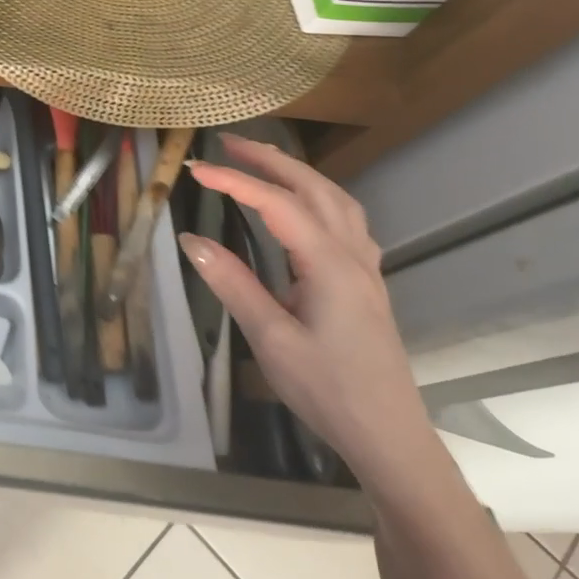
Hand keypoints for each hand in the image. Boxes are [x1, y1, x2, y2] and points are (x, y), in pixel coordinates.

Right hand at [178, 134, 439, 485]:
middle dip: (272, 160)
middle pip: (315, 189)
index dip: (235, 181)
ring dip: (298, 173)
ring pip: (337, 201)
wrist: (388, 435)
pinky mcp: (365, 284)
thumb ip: (232, 283)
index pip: (277, 205)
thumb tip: (190, 239)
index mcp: (330, 265)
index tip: (194, 168)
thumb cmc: (327, 389)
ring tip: (260, 162)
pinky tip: (301, 207)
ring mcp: (365, 269)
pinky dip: (317, 197)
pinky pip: (345, 222)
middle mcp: (352, 257)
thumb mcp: (270, 338)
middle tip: (227, 143)